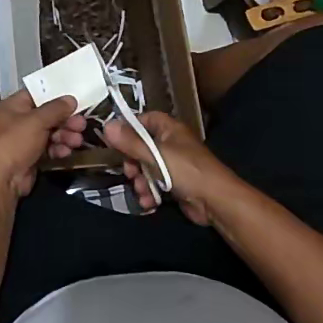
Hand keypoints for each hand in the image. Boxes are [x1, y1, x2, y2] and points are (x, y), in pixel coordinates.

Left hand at [0, 92, 83, 198]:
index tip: (75, 98)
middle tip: (81, 124)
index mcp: (13, 106)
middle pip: (47, 115)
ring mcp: (24, 140)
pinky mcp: (31, 156)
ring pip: (50, 132)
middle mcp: (18, 121)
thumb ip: (56, 108)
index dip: (55, 96)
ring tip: (76, 141)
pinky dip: (58, 148)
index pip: (37, 94)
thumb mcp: (36, 121)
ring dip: (65, 135)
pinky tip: (66, 152)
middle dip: (66, 120)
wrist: (2, 179)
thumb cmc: (15, 142)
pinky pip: (49, 148)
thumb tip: (71, 99)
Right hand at [101, 111, 225, 224]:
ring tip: (142, 191)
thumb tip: (106, 125)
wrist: (216, 201)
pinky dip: (150, 193)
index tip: (114, 141)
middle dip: (132, 163)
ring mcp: (173, 165)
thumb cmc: (187, 171)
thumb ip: (130, 142)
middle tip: (130, 173)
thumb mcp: (155, 155)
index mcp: (169, 129)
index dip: (129, 128)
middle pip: (141, 147)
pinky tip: (149, 202)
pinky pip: (155, 184)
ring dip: (140, 181)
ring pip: (146, 169)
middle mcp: (171, 144)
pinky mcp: (175, 185)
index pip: (145, 119)